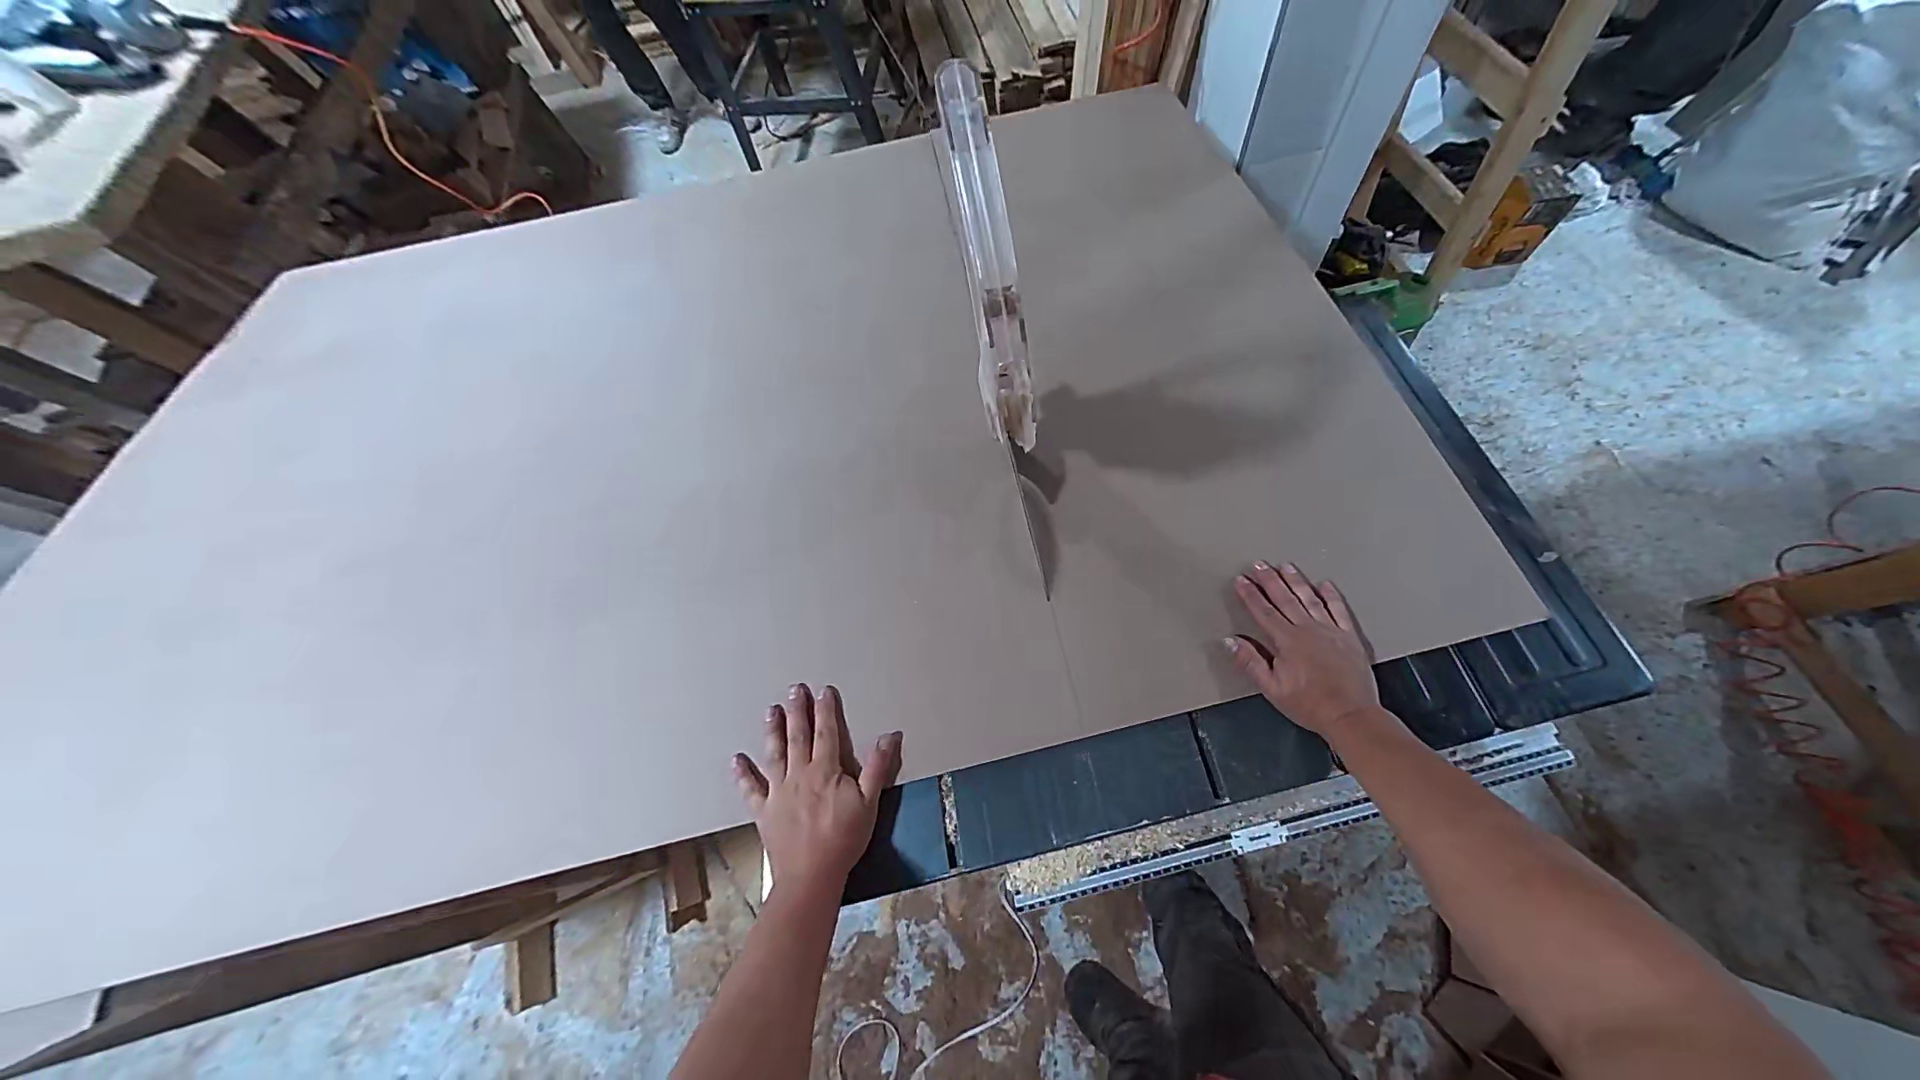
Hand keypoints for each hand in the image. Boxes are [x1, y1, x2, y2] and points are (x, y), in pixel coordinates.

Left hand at [731, 683, 902, 895]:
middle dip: (797, 711)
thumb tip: (890, 736)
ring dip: (772, 731)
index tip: (823, 692)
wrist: (811, 876)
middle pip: (798, 737)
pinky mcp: (764, 811)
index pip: (827, 733)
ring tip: (770, 711)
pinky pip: (751, 789)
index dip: (826, 711)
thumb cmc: (843, 839)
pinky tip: (736, 760)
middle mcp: (799, 775)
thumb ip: (878, 767)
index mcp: (825, 771)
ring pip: (774, 754)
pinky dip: (742, 774)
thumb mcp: (870, 803)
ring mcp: (778, 792)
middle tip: (794, 690)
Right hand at [1225, 562, 1378, 736]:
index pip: (1263, 611)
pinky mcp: (1349, 638)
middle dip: (1269, 580)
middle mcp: (1308, 630)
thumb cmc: (1310, 705)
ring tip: (1286, 567)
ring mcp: (1331, 631)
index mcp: (1287, 641)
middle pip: (1284, 599)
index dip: (1250, 594)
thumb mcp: (1271, 688)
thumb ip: (1250, 662)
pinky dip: (1331, 596)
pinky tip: (1324, 585)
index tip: (1241, 581)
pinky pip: (1339, 610)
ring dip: (1296, 581)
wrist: (1351, 716)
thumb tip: (1230, 641)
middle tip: (1259, 565)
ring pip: (1309, 599)